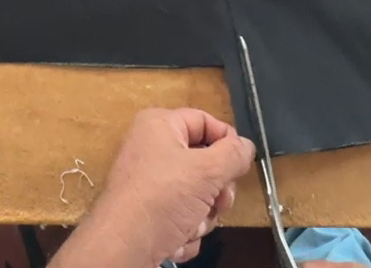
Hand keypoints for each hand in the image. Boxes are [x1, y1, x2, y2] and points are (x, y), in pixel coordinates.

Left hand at [53, 108, 256, 267]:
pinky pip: (182, 216)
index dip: (226, 140)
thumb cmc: (162, 198)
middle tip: (218, 202)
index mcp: (160, 125)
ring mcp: (151, 184)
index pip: (204, 121)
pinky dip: (186, 231)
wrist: (124, 249)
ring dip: (202, 215)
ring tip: (190, 224)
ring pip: (197, 194)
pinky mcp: (150, 214)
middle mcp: (153, 149)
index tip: (242, 163)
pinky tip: (176, 239)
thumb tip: (246, 145)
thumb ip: (232, 155)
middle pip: (204, 162)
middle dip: (215, 190)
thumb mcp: (205, 171)